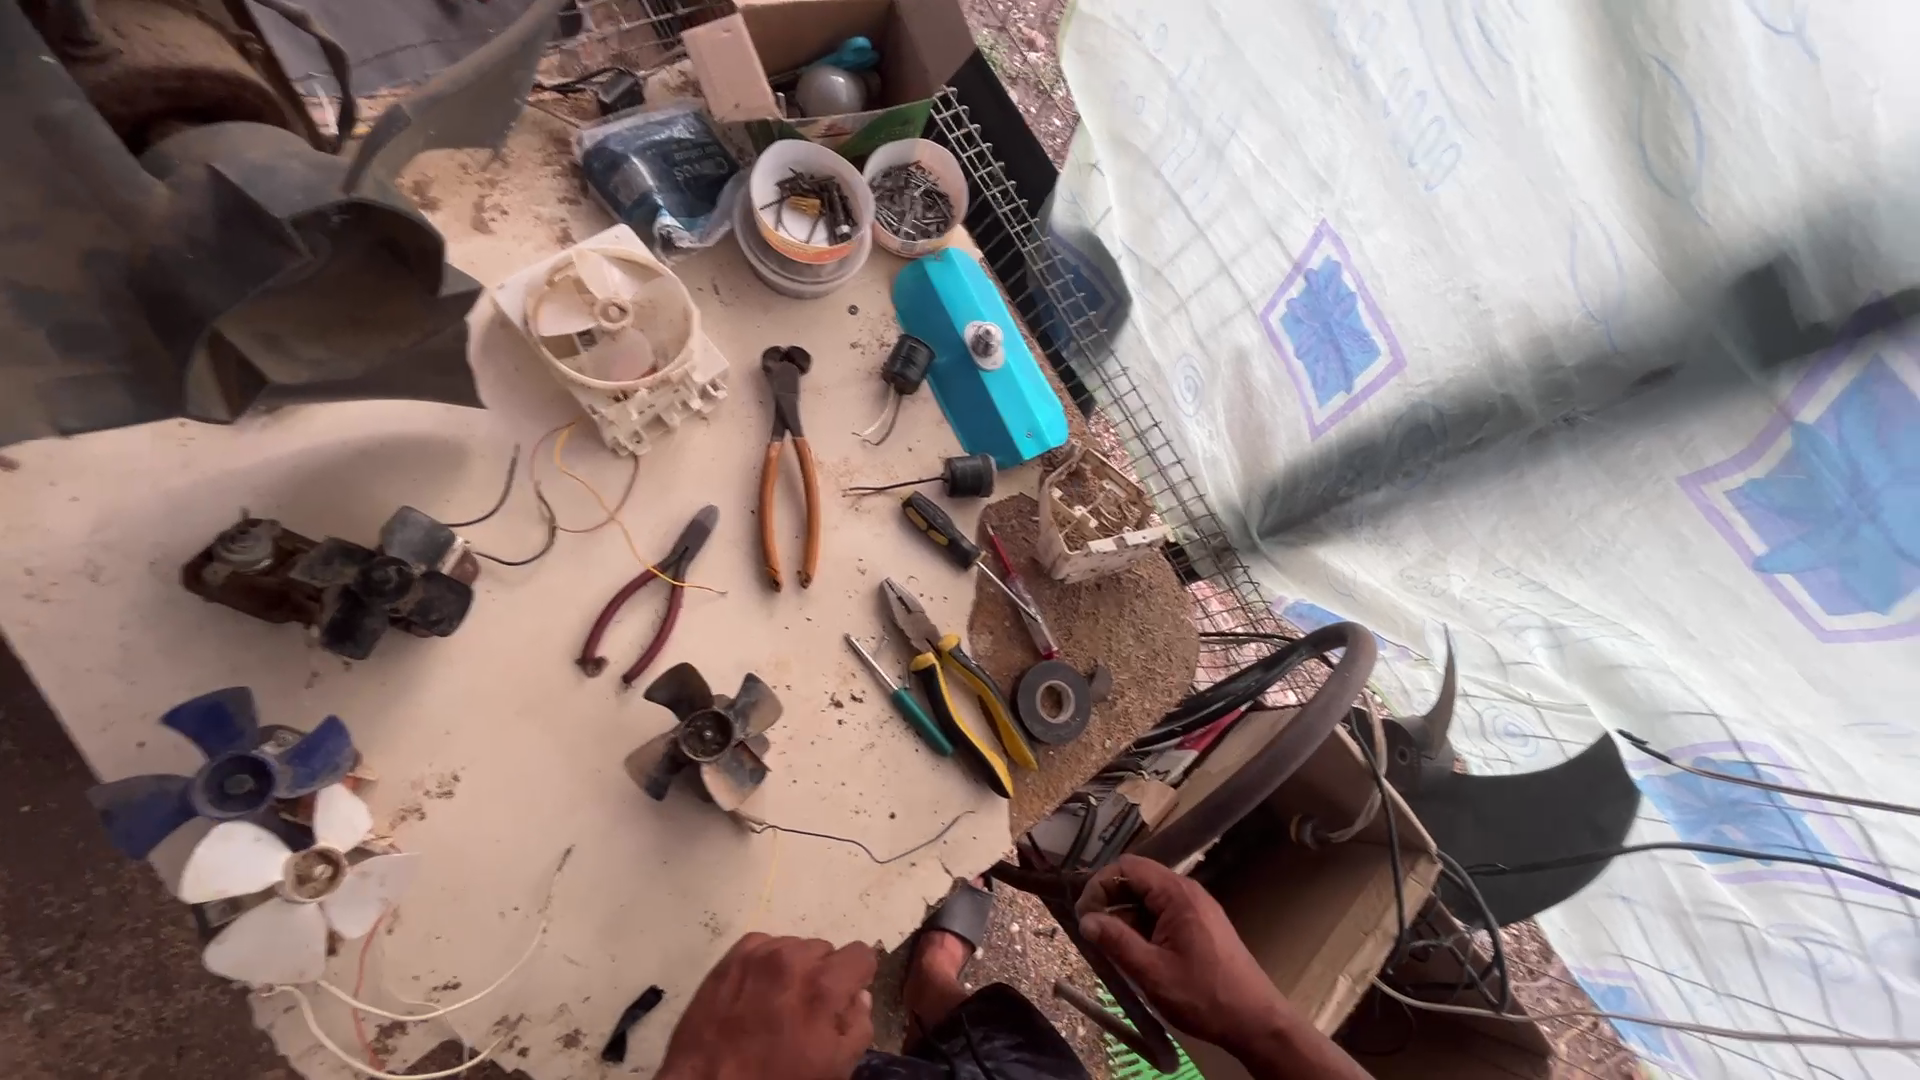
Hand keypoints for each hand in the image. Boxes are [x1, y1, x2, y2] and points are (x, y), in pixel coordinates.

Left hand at [658, 933, 875, 1079]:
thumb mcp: (834, 1070)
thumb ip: (858, 1027)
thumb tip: (859, 997)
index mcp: (823, 986)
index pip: (861, 954)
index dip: (858, 977)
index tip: (845, 998)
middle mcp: (794, 959)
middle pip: (826, 951)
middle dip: (823, 975)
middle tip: (806, 1009)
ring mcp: (761, 954)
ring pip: (795, 946)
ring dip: (794, 968)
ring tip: (777, 1002)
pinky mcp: (733, 956)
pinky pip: (765, 945)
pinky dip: (767, 962)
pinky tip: (757, 991)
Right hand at [1075, 855, 1292, 1053]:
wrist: (1257, 1023)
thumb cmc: (1204, 997)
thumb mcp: (1153, 972)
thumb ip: (1116, 942)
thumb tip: (1086, 920)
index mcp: (1177, 894)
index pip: (1127, 867)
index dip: (1100, 884)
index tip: (1084, 913)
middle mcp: (1187, 891)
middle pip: (1138, 878)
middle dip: (1111, 900)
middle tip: (1093, 931)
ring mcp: (1196, 907)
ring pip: (1149, 897)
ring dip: (1126, 915)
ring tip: (1111, 946)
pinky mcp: (1200, 924)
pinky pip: (1163, 911)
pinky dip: (1143, 925)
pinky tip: (1136, 951)